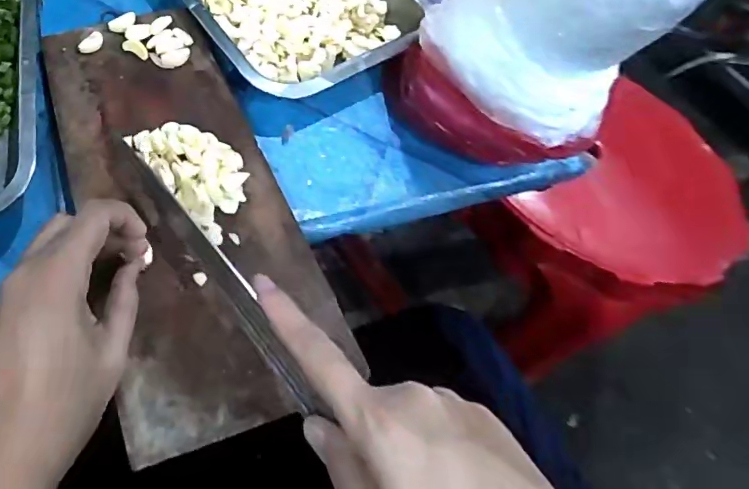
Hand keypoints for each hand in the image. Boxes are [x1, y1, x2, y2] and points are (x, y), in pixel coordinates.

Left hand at [0, 201, 150, 488]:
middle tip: (135, 256)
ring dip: (85, 241)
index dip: (125, 217)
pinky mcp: (5, 303)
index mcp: (55, 274)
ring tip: (115, 268)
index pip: (94, 215)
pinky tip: (87, 286)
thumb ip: (126, 298)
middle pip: (71, 220)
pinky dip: (66, 257)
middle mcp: (28, 268)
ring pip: (52, 236)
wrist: (5, 452)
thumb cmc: (66, 403)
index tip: (145, 244)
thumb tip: (133, 265)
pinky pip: (39, 260)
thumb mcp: (111, 351)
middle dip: (107, 228)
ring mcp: (11, 285)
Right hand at [257, 275, 550, 488]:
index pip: (319, 360)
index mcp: (377, 420)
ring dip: (412, 442)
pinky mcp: (484, 410)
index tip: (263, 280)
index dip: (287, 320)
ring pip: (412, 414)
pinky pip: (446, 421)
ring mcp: (451, 398)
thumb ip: (343, 467)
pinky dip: (444, 446)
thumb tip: (318, 425)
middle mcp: (411, 393)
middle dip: (373, 434)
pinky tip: (465, 482)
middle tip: (391, 482)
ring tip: (436, 486)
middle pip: (372, 406)